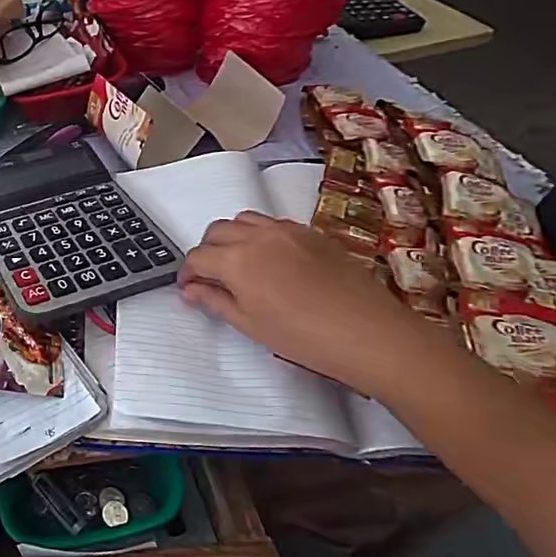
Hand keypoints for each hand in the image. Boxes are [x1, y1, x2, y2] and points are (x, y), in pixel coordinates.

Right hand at [177, 211, 450, 396]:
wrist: (368, 333)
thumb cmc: (303, 337)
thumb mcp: (250, 324)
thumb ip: (216, 301)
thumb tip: (192, 290)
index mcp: (237, 260)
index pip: (198, 257)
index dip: (188, 274)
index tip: (189, 289)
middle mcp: (259, 236)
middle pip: (217, 231)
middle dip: (206, 251)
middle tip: (211, 278)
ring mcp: (288, 230)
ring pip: (245, 219)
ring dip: (232, 237)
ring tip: (239, 264)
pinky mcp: (313, 233)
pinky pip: (274, 223)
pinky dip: (261, 234)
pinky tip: (271, 261)